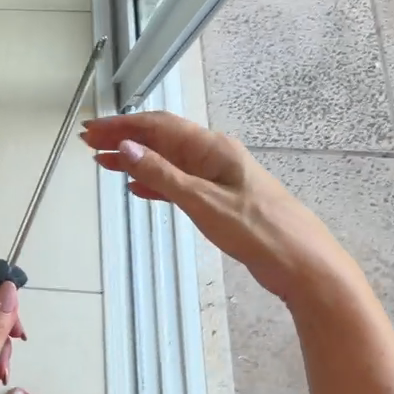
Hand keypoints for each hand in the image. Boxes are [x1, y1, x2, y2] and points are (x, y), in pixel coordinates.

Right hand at [83, 112, 355, 303]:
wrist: (305, 267)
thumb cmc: (258, 231)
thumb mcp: (203, 201)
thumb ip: (162, 174)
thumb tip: (126, 148)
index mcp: (212, 147)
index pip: (158, 126)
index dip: (122, 125)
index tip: (92, 130)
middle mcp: (213, 156)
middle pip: (160, 139)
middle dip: (123, 139)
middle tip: (89, 144)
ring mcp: (216, 178)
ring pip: (166, 161)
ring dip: (134, 159)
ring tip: (103, 163)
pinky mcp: (219, 200)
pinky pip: (177, 182)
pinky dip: (153, 182)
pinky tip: (136, 188)